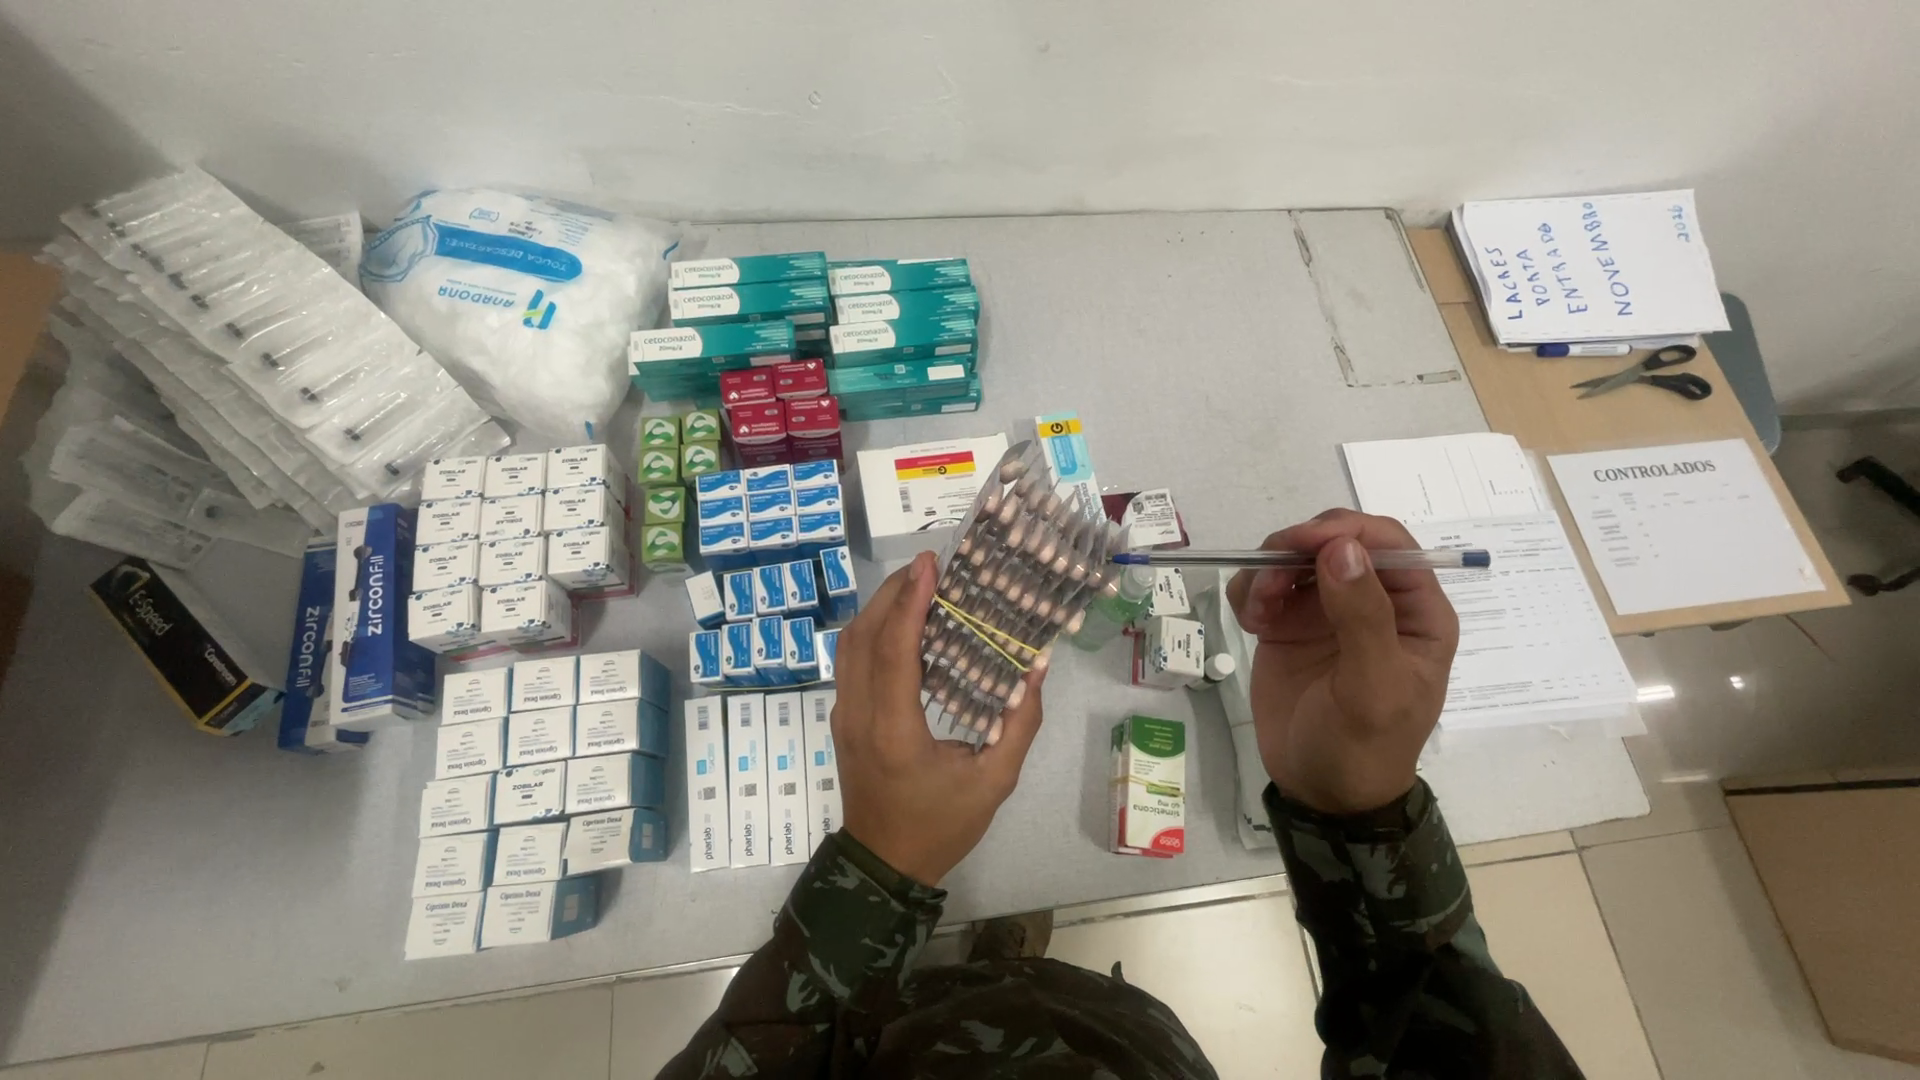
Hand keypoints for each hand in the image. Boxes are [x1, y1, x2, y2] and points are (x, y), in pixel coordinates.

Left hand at [832, 551, 1050, 885]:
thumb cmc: (941, 825)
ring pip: (850, 644)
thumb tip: (1038, 665)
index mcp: (894, 732)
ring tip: (919, 586)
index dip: (910, 602)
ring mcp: (844, 714)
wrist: (884, 864)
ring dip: (881, 607)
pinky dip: (874, 630)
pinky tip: (904, 623)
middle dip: (894, 591)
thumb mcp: (994, 780)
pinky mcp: (843, 716)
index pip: (894, 652)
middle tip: (931, 567)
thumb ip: (1020, 723)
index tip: (929, 564)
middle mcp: (859, 714)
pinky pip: (851, 660)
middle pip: (864, 635)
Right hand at [1226, 510, 1458, 814]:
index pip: (1388, 543)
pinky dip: (1249, 593)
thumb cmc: (1362, 745)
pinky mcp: (1287, 625)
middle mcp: (1372, 600)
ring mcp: (1326, 611)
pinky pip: (1263, 585)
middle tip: (1267, 580)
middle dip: (1295, 549)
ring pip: (1293, 558)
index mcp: (1415, 610)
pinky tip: (1251, 625)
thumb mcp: (1373, 686)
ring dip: (1267, 573)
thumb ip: (1363, 616)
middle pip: (1334, 540)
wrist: (1320, 790)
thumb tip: (1342, 547)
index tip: (1299, 543)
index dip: (1344, 532)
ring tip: (1257, 614)